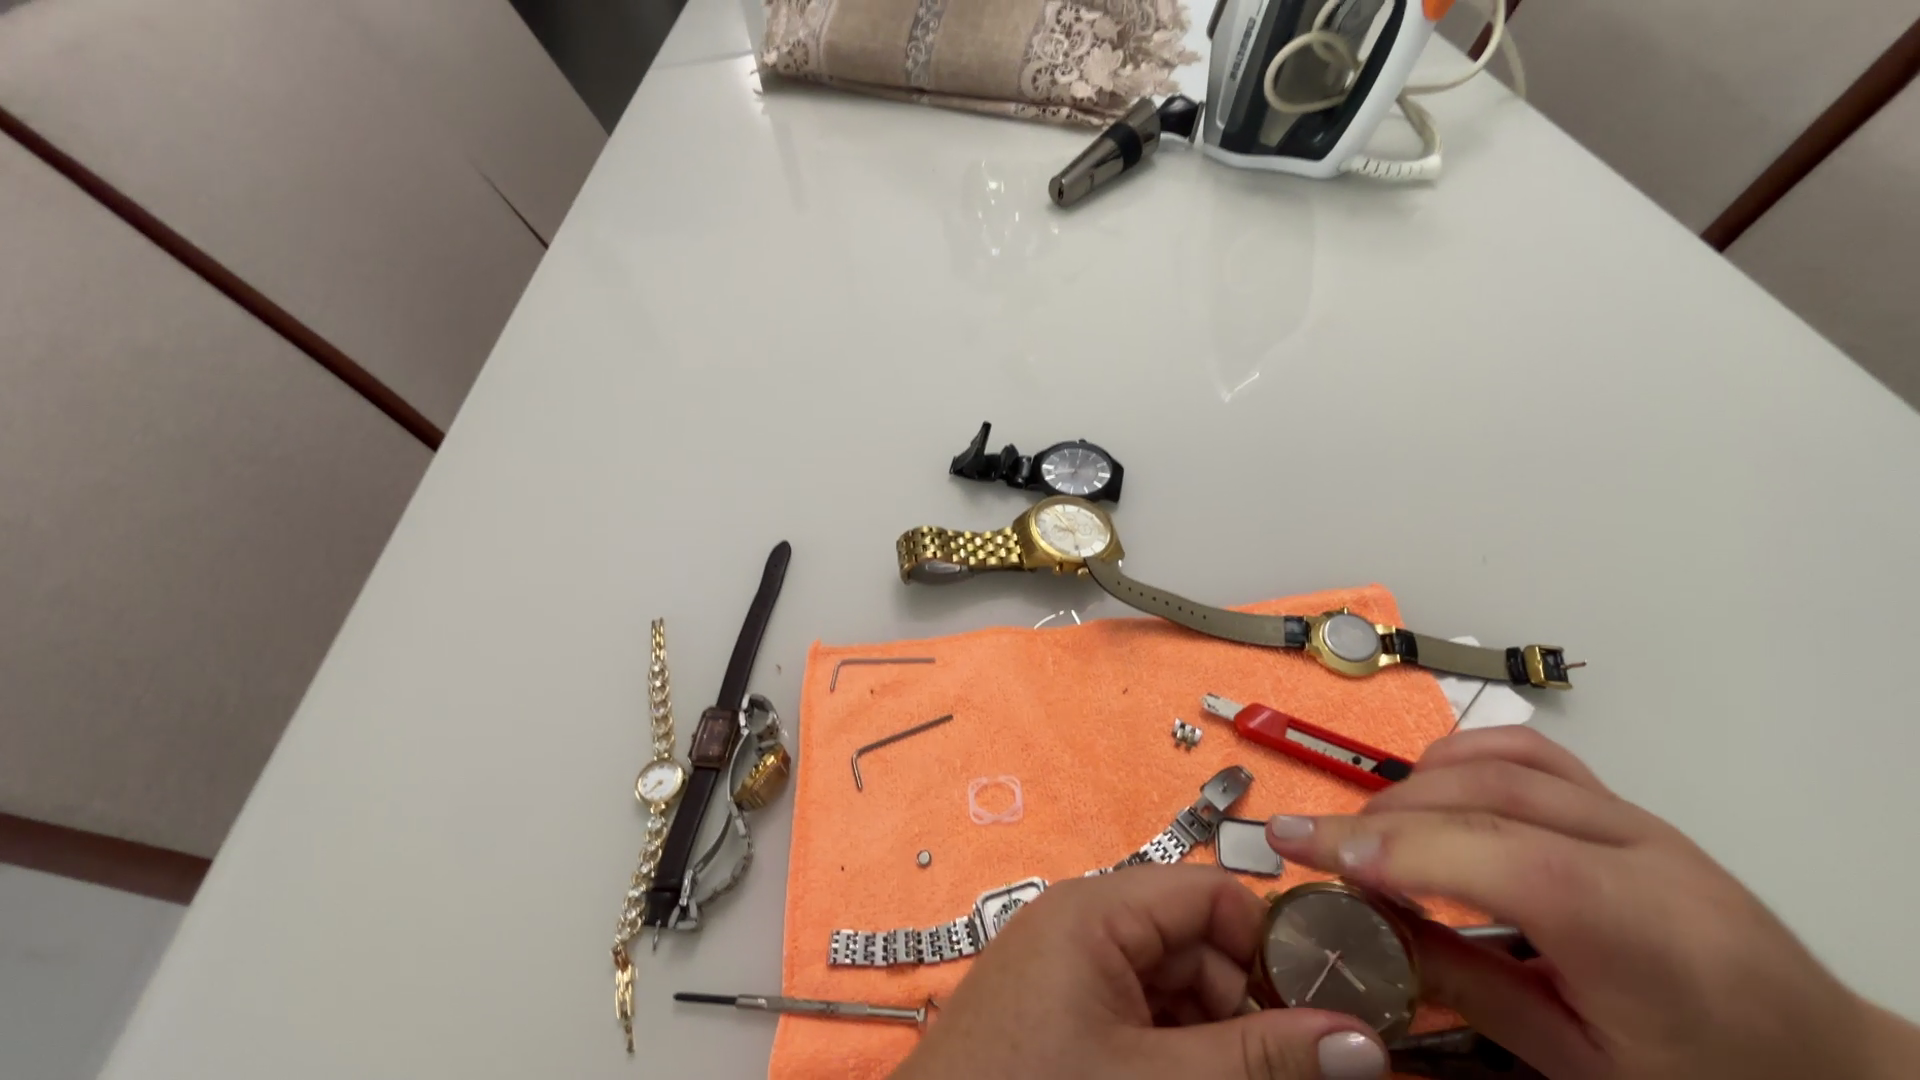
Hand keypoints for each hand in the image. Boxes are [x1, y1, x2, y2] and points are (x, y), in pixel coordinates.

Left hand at [892, 865, 1391, 1079]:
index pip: (1210, 893)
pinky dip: (1169, 1049)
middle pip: (1195, 942)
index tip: (1319, 1020)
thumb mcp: (1157, 1079)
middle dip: (1242, 1008)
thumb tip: (1367, 1043)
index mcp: (1097, 909)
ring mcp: (1065, 967)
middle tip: (1276, 1075)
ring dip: (1210, 1039)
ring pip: (1171, 985)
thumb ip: (1260, 1058)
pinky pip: (1134, 1011)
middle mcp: (1081, 922)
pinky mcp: (1056, 1009)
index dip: (1270, 949)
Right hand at [1262, 726, 1919, 1079]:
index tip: (1308, 849)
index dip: (1400, 850)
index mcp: (1652, 942)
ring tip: (1367, 827)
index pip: (1510, 864)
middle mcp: (1649, 858)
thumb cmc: (1702, 1077)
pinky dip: (1462, 757)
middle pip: (1491, 799)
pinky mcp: (1626, 806)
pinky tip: (1429, 787)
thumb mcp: (1580, 1061)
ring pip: (1503, 765)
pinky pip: (1532, 753)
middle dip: (1382, 815)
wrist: (1823, 1062)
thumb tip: (1364, 928)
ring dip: (1415, 785)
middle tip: (1311, 841)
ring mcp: (1639, 820)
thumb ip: (1467, 986)